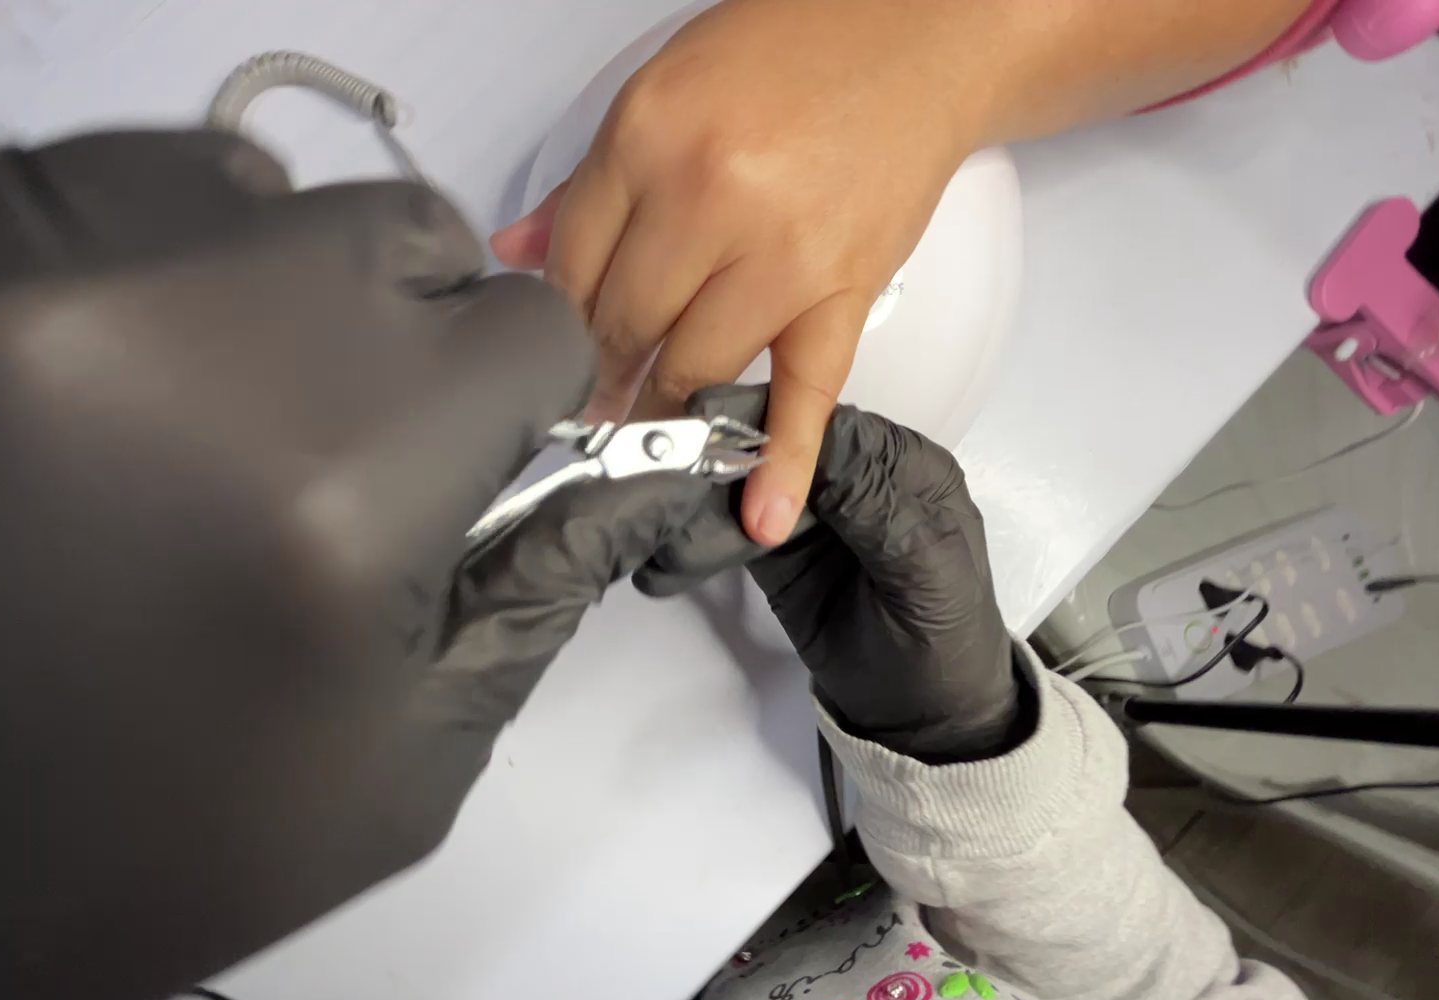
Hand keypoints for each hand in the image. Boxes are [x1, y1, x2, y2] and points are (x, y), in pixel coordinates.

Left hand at [0, 131, 707, 999]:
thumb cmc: (175, 843)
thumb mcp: (412, 751)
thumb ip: (544, 583)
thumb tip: (633, 472)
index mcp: (334, 497)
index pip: (531, 326)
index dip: (533, 391)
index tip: (490, 446)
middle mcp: (168, 344)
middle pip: (407, 229)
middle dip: (427, 331)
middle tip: (360, 441)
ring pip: (257, 187)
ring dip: (285, 293)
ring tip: (220, 423)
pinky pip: (86, 186)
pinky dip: (141, 267)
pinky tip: (95, 396)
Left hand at [491, 0, 991, 545]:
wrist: (920, 32)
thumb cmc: (794, 49)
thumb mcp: (662, 88)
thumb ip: (587, 182)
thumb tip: (518, 248)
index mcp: (649, 136)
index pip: (572, 265)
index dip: (556, 326)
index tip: (552, 360)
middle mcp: (710, 196)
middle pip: (625, 323)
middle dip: (600, 374)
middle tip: (589, 407)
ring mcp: (781, 254)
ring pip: (692, 365)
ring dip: (657, 410)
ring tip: (639, 431)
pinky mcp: (843, 294)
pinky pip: (805, 389)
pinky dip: (782, 457)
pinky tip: (762, 513)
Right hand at [637, 385, 1023, 761]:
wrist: (915, 714)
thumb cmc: (942, 641)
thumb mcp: (925, 572)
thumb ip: (876, 508)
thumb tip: (814, 450)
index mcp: (902, 467)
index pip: (836, 428)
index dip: (783, 425)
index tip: (726, 425)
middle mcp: (851, 477)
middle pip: (786, 444)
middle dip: (735, 445)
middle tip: (679, 448)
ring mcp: (808, 512)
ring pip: (753, 479)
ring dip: (711, 481)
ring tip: (664, 482)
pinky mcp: (773, 548)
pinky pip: (734, 524)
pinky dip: (706, 523)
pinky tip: (676, 521)